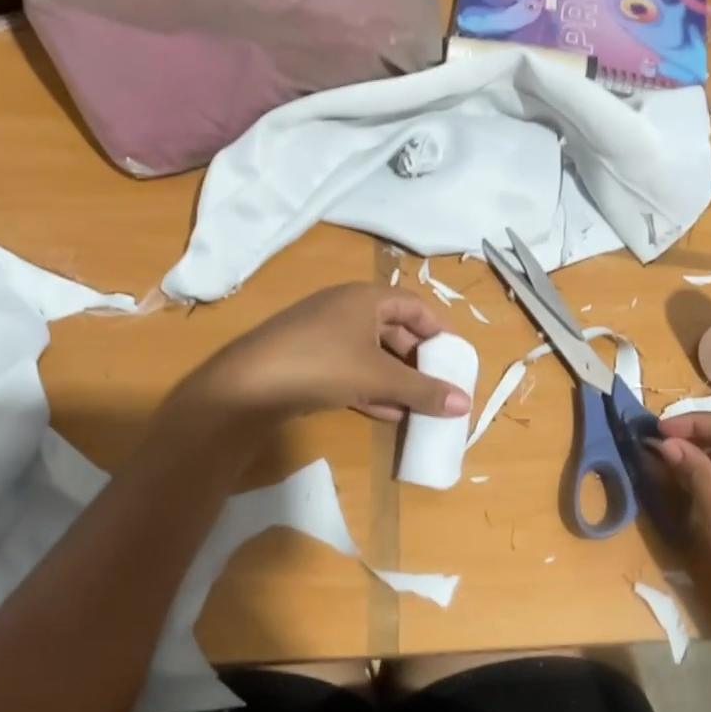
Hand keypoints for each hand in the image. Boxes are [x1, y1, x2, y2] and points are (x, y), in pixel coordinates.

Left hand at [185, 284, 472, 422]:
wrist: (246, 387)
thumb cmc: (322, 365)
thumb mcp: (380, 378)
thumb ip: (424, 391)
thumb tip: (464, 403)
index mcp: (365, 298)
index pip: (414, 305)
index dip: (438, 330)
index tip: (455, 357)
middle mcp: (344, 308)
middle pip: (393, 330)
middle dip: (417, 361)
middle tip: (438, 386)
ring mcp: (321, 334)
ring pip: (371, 354)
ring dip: (396, 379)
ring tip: (418, 406)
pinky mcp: (305, 360)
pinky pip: (349, 370)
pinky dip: (371, 388)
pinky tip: (386, 413)